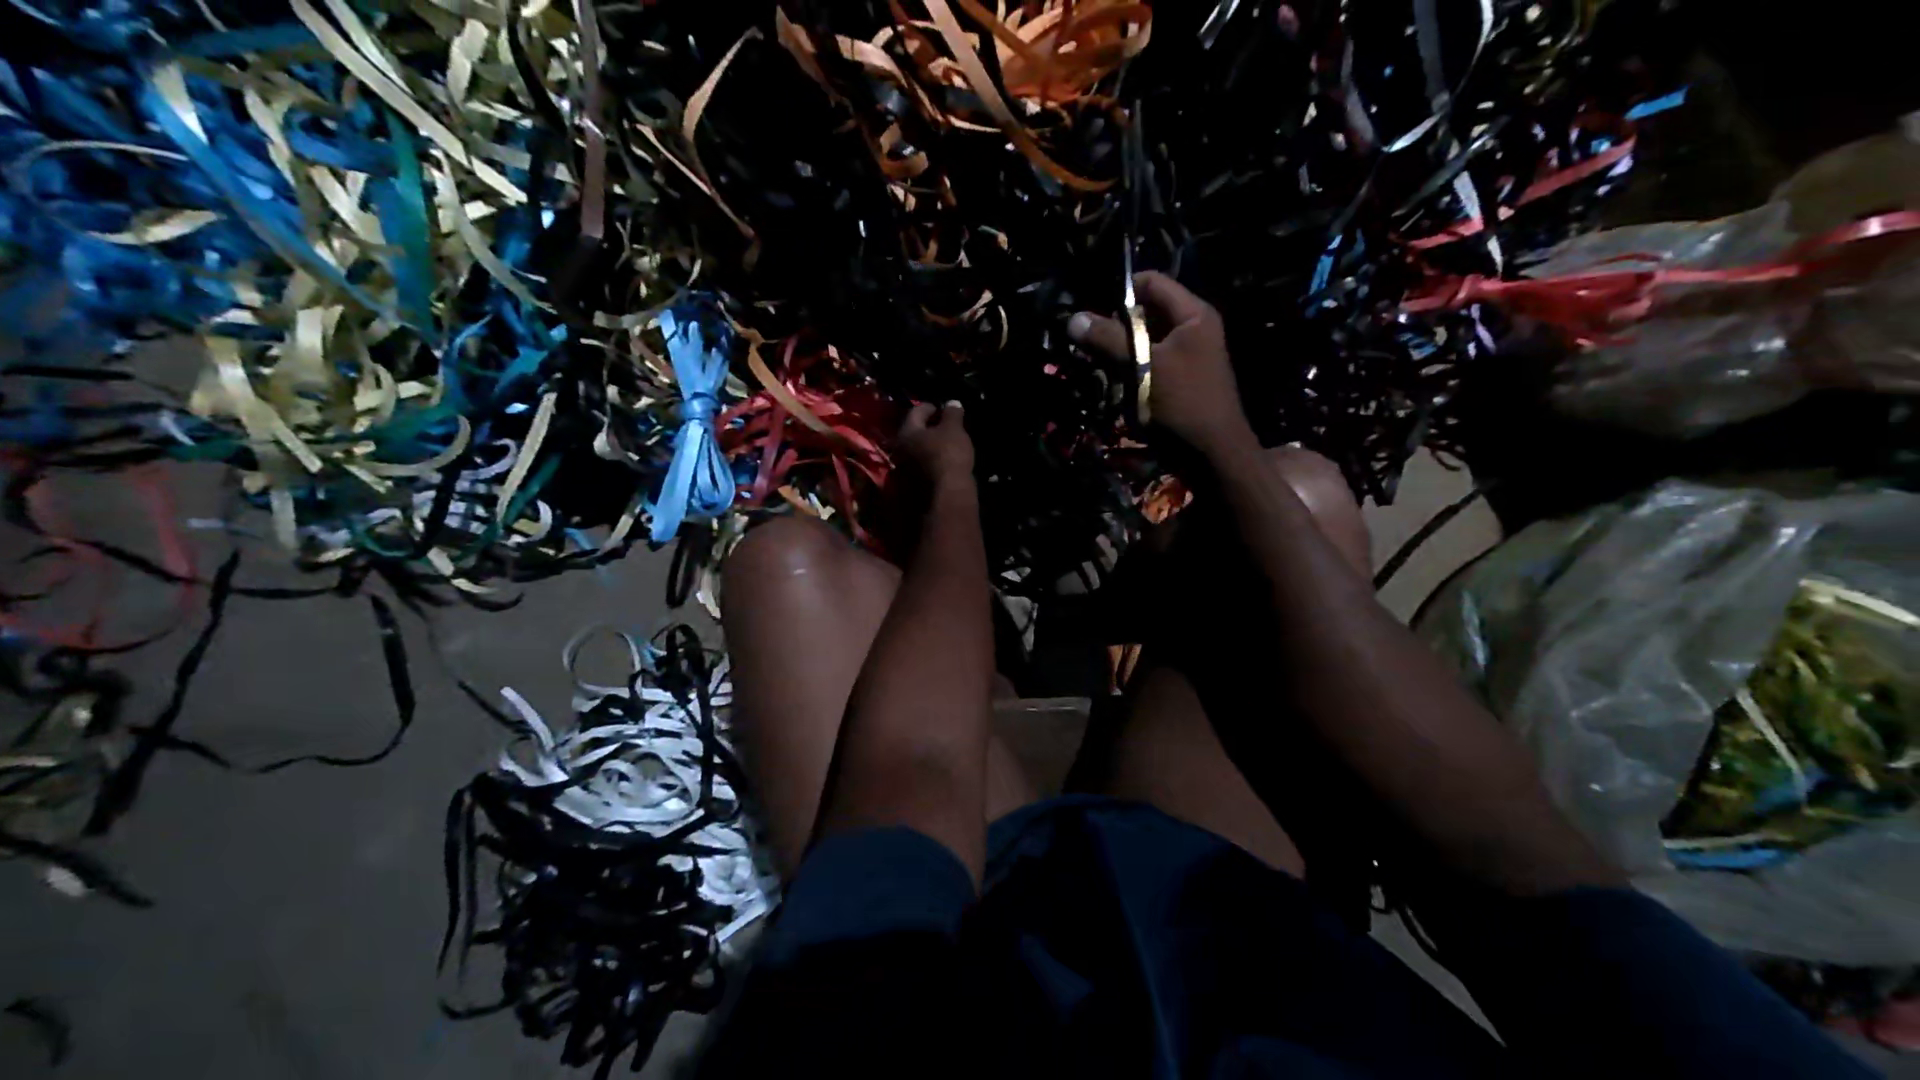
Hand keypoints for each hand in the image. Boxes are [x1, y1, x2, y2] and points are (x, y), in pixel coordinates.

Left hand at [897, 401, 973, 487]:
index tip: (940, 408)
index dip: (929, 407)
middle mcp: (899, 450)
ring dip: (927, 445)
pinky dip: (929, 460)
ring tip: (943, 444)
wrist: (947, 494)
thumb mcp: (954, 429)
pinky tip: (942, 462)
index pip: (915, 412)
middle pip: (913, 432)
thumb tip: (952, 403)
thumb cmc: (949, 454)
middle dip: (927, 427)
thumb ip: (952, 414)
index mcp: (906, 432)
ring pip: (916, 451)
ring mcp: (904, 470)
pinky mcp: (912, 485)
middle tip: (942, 425)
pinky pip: (921, 466)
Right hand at [1068, 271, 1257, 460]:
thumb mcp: (1143, 366)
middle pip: (1144, 311)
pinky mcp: (1173, 379)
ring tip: (1094, 361)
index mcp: (1193, 314)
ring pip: (1140, 339)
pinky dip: (1125, 367)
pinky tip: (1110, 380)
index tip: (1090, 309)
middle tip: (1087, 339)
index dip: (1120, 290)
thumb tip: (1072, 318)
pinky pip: (1144, 361)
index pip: (1152, 282)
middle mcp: (1190, 328)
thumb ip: (1109, 339)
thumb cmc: (1182, 402)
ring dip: (1116, 349)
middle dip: (1113, 324)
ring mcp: (1183, 355)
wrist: (1211, 452)